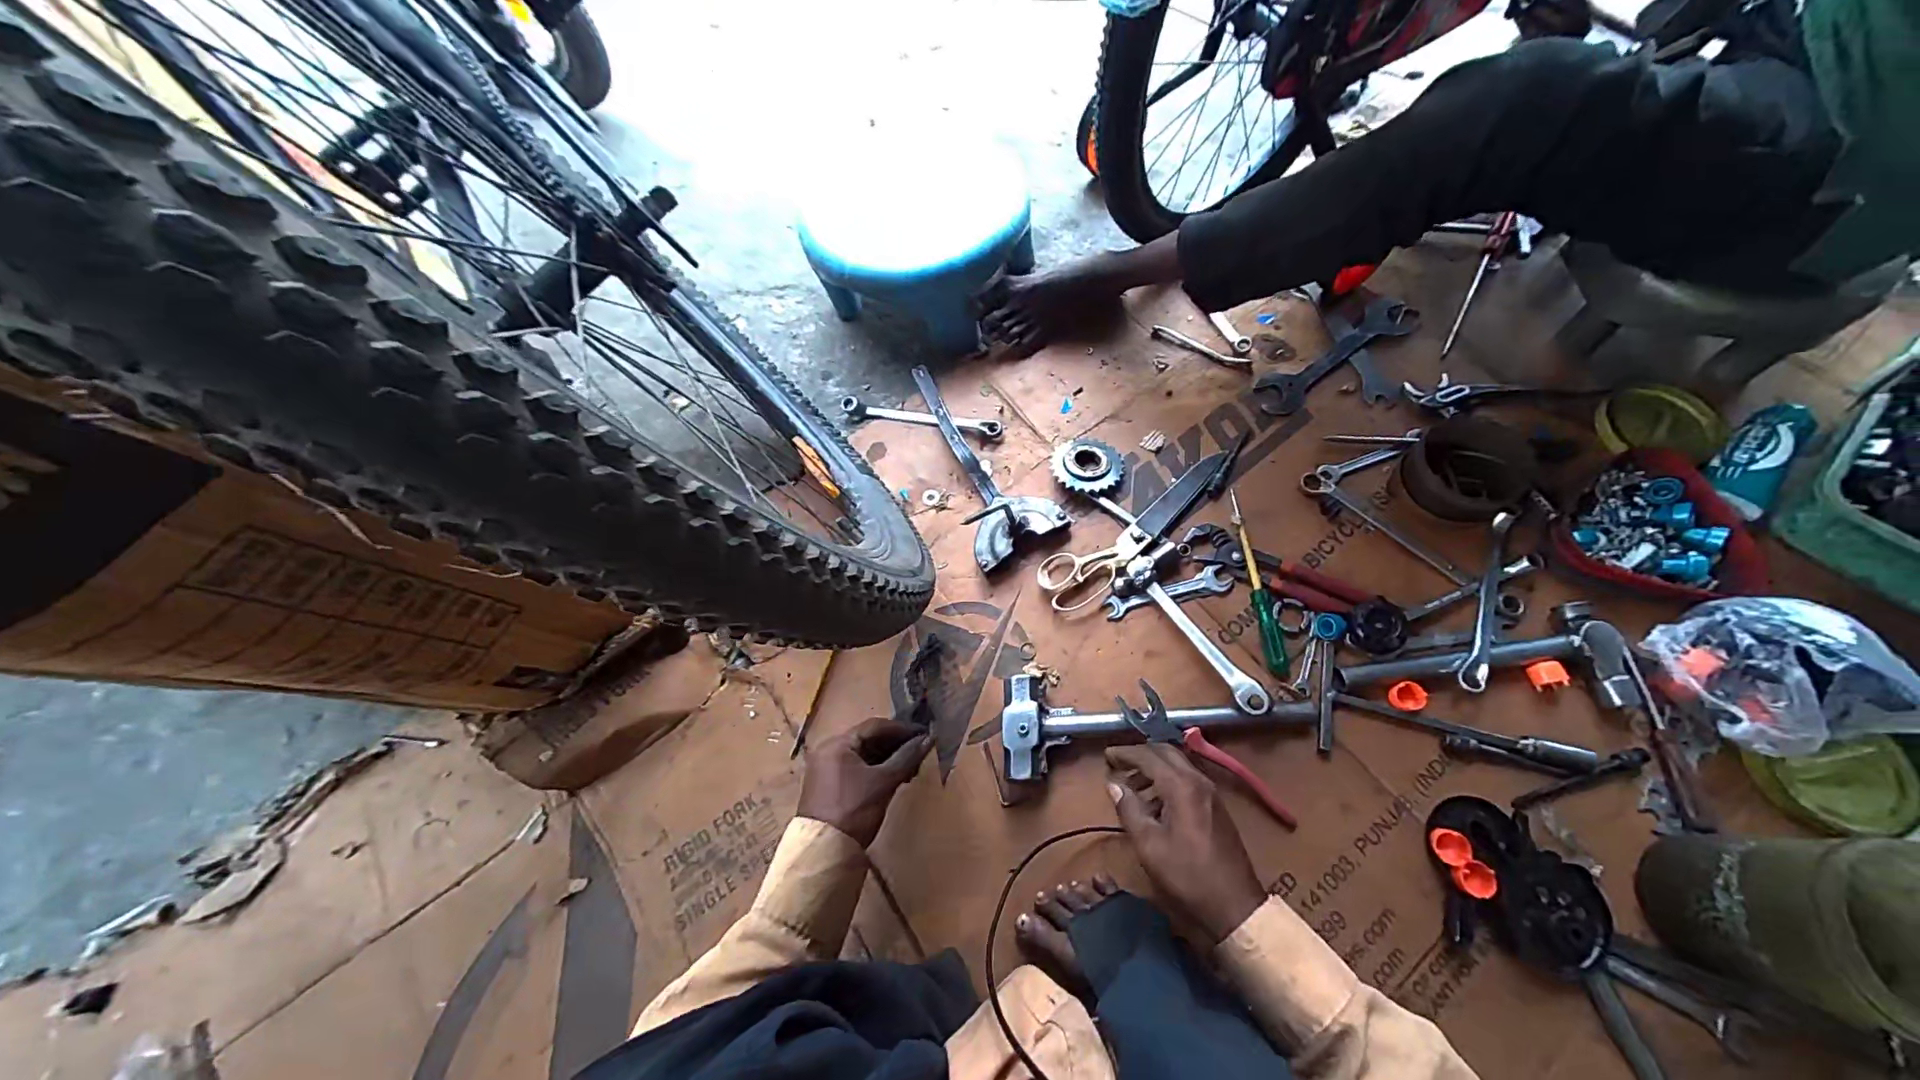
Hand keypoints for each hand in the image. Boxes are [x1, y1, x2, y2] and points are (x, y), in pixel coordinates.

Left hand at [797, 718, 931, 846]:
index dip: (901, 729)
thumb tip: (927, 739)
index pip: (874, 726)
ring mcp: (826, 768)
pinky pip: (855, 768)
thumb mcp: (883, 782)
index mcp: (837, 743)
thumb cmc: (854, 810)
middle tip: (919, 751)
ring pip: (862, 755)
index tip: (923, 734)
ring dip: (887, 759)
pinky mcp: (828, 785)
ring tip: (910, 767)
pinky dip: (875, 770)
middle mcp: (828, 750)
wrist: (824, 850)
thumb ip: (906, 758)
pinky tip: (893, 778)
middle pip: (867, 739)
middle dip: (895, 745)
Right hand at [1106, 744, 1268, 942]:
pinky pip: (1187, 780)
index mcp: (1181, 786)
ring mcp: (1211, 793)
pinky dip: (1167, 780)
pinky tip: (1155, 802)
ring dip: (1154, 768)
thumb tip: (1114, 784)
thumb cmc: (1187, 874)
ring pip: (1178, 765)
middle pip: (1165, 753)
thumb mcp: (1149, 845)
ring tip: (1131, 785)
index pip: (1148, 756)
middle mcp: (1198, 781)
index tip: (1106, 756)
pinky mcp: (1216, 806)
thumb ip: (1129, 809)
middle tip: (1118, 764)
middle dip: (1140, 755)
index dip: (1125, 753)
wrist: (1235, 905)